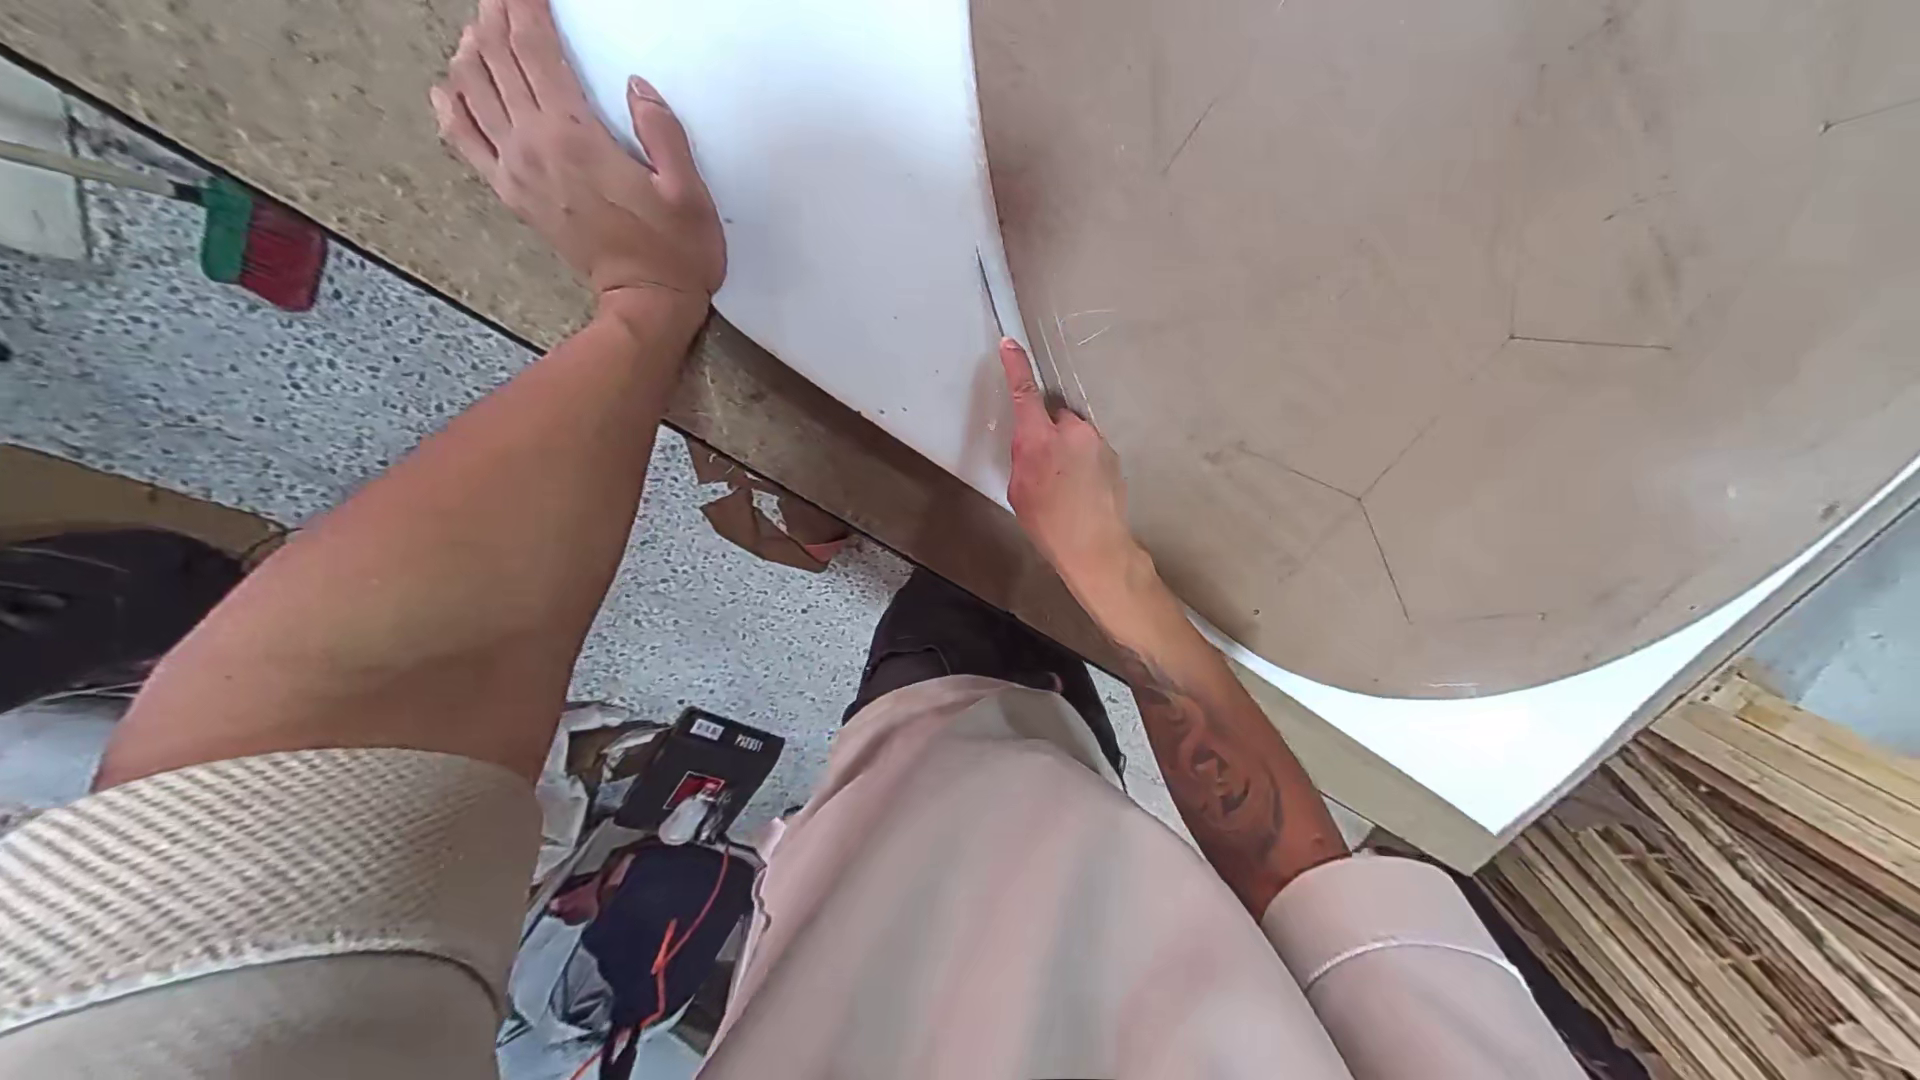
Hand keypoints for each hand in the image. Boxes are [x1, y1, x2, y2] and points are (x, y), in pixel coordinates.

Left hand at [432, 0, 725, 318]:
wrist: (647, 304)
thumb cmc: (675, 254)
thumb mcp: (689, 193)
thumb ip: (664, 132)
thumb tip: (636, 87)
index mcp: (575, 137)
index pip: (534, 47)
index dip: (527, 5)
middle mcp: (534, 147)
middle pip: (495, 57)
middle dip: (497, 16)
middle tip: (510, 0)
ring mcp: (517, 172)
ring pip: (470, 87)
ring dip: (471, 48)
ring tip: (485, 31)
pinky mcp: (514, 196)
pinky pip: (463, 140)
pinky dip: (450, 105)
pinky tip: (451, 88)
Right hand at [998, 338, 1147, 601]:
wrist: (1094, 547)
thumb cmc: (1049, 523)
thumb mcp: (1019, 488)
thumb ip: (1024, 456)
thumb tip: (1033, 446)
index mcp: (1039, 439)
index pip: (1024, 393)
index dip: (1016, 367)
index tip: (1011, 346)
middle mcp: (1072, 432)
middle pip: (1054, 417)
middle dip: (1046, 433)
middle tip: (1042, 466)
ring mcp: (1097, 442)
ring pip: (1074, 434)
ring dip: (1067, 450)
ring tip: (1065, 485)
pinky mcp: (1113, 456)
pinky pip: (1090, 449)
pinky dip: (1083, 463)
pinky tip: (1081, 490)